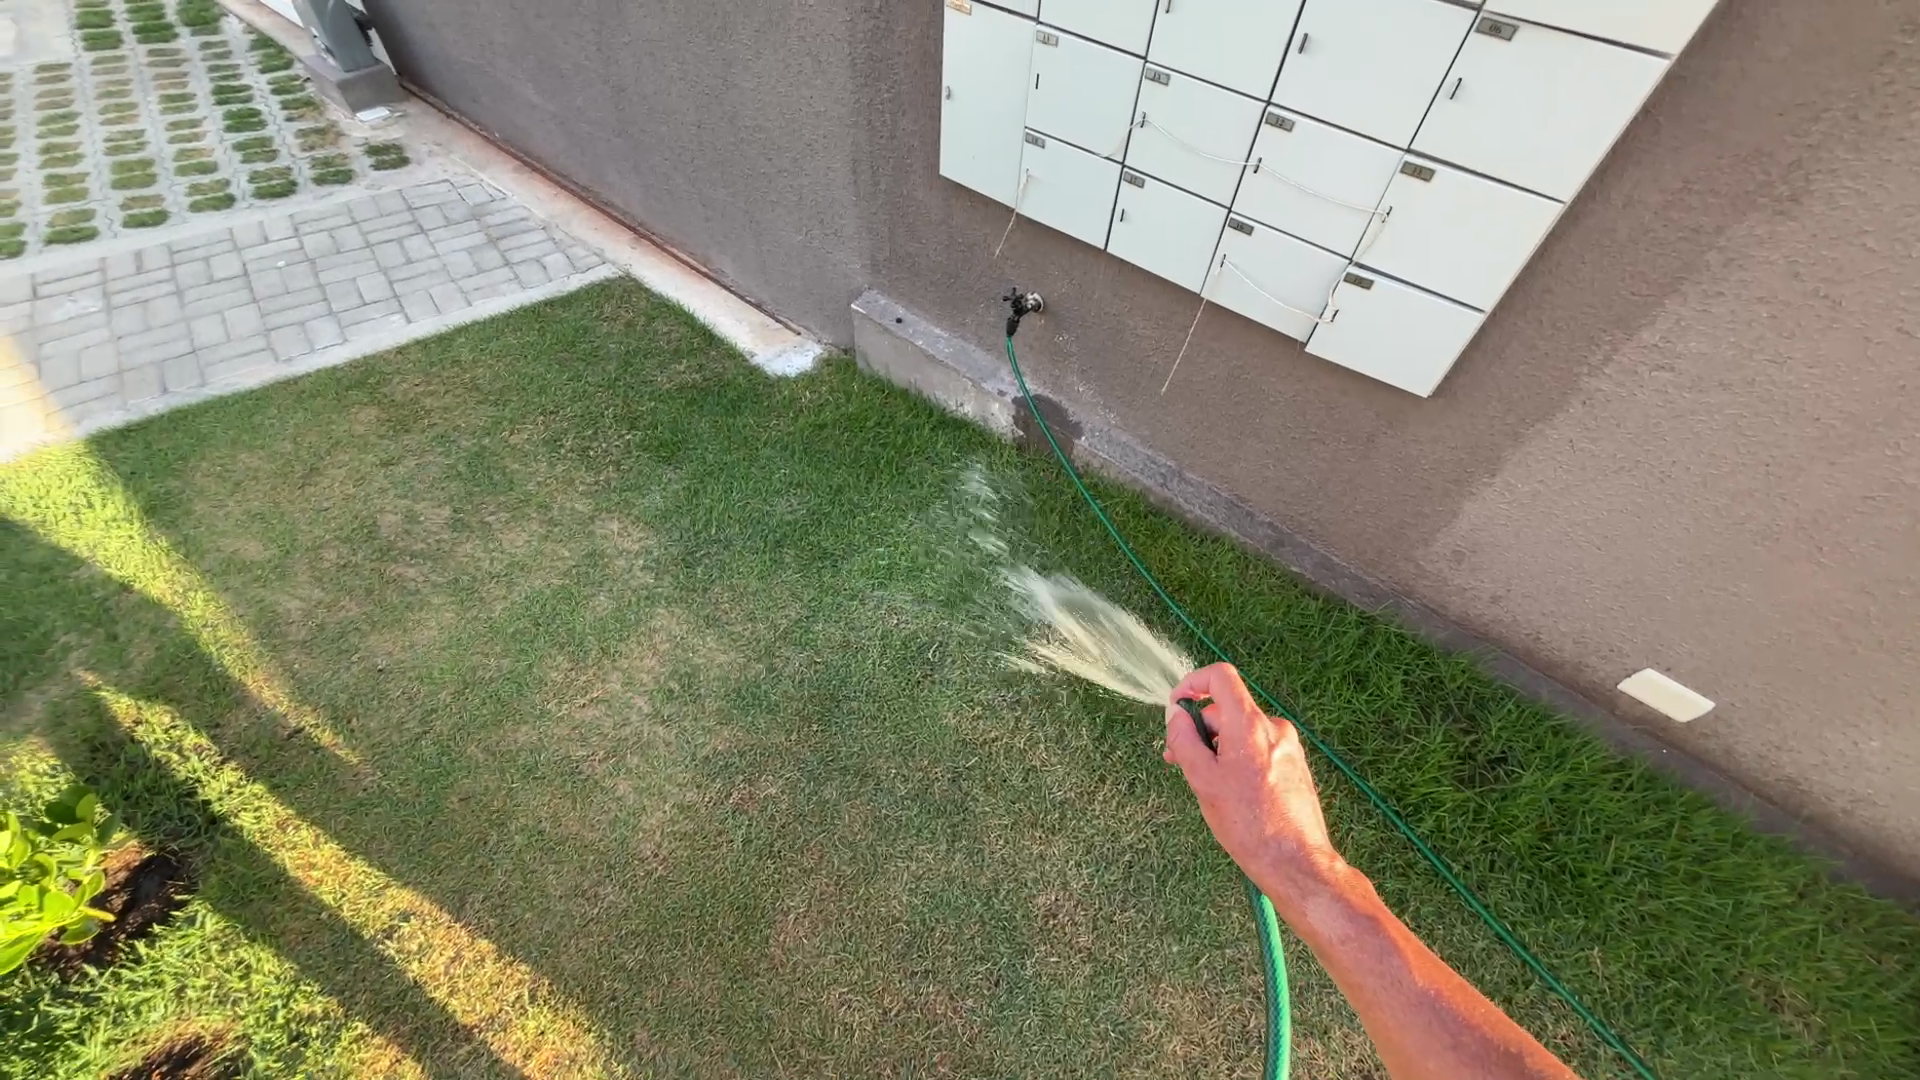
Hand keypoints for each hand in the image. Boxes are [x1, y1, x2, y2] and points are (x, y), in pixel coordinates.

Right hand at [1164, 664, 1344, 903]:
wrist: (1296, 863)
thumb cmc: (1247, 823)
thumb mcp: (1202, 778)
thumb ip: (1183, 739)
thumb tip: (1175, 714)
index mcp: (1249, 724)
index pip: (1220, 676)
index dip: (1192, 683)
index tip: (1177, 706)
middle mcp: (1273, 727)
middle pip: (1226, 709)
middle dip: (1199, 729)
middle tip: (1179, 760)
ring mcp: (1288, 745)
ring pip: (1240, 730)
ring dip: (1217, 746)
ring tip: (1206, 781)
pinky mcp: (1294, 764)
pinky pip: (1257, 747)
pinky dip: (1237, 757)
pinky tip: (1231, 790)